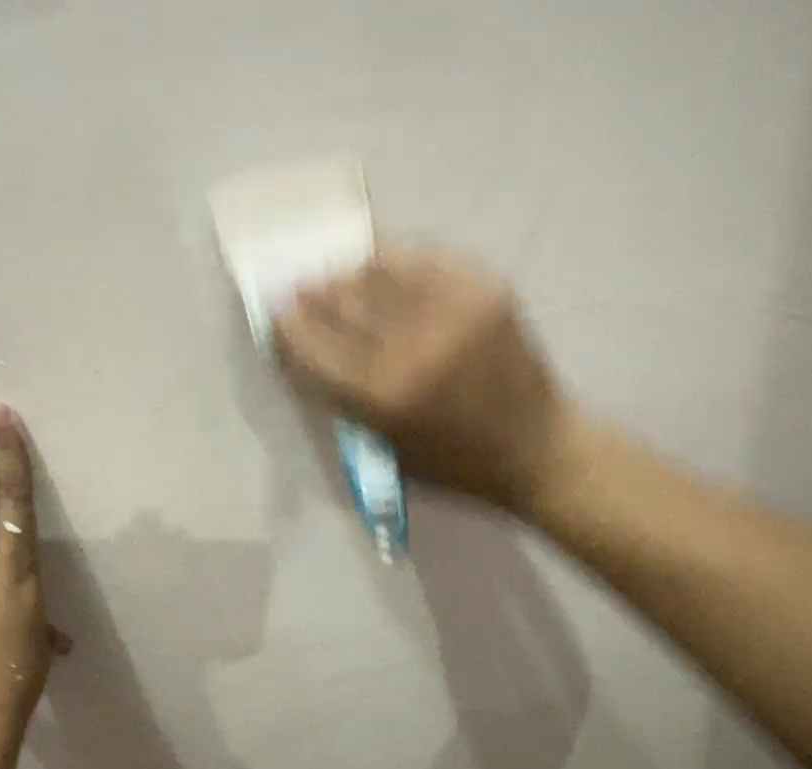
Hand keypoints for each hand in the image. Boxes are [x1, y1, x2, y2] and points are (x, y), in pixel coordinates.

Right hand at [274, 252, 571, 514]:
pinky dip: (393, 261)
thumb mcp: (387, 450)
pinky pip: (423, 259)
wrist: (538, 448)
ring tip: (332, 271)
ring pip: (377, 270)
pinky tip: (378, 264)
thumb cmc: (456, 465)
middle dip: (311, 292)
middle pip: (341, 301)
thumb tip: (307, 350)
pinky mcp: (482, 289)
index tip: (274, 311)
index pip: (315, 347)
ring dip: (346, 270)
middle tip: (295, 285)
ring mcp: (451, 311)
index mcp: (384, 397)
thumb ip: (345, 400)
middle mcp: (412, 346)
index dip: (287, 326)